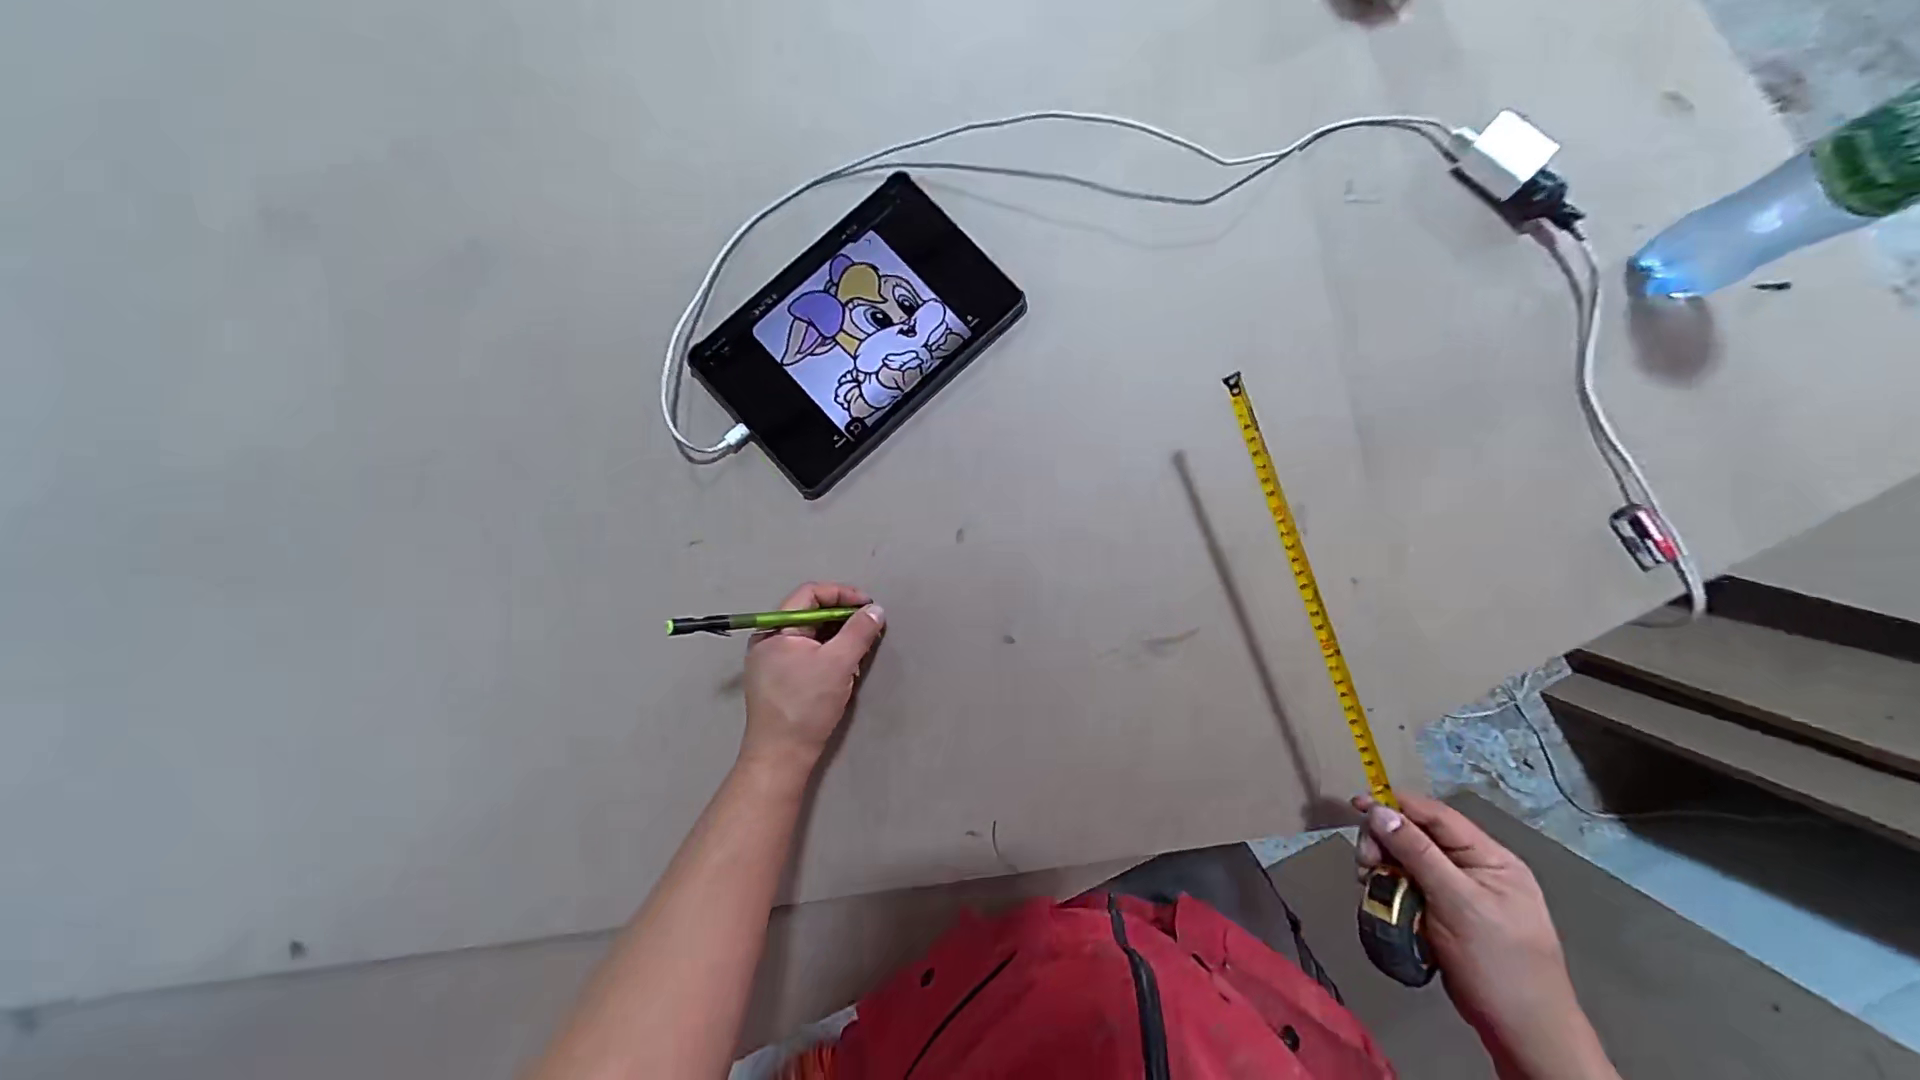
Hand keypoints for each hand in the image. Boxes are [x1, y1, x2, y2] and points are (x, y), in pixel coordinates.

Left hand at [739, 583, 884, 778]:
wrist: (782, 756)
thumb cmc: (806, 705)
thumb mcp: (839, 663)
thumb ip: (859, 632)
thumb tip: (875, 610)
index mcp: (775, 629)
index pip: (810, 594)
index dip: (842, 594)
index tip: (869, 606)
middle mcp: (770, 640)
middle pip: (812, 615)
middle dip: (844, 618)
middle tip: (869, 628)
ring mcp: (773, 662)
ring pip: (813, 637)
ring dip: (840, 638)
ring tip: (860, 652)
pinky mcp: (781, 682)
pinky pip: (809, 655)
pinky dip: (830, 655)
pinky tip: (846, 670)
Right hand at [1353, 794, 1617, 1079]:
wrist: (1521, 1033)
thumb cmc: (1498, 964)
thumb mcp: (1458, 903)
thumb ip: (1418, 853)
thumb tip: (1379, 810)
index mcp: (1491, 859)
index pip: (1436, 816)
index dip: (1396, 805)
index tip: (1356, 805)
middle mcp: (1474, 868)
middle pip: (1417, 836)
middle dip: (1385, 842)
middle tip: (1364, 862)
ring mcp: (1459, 892)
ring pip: (1407, 861)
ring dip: (1383, 866)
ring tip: (1369, 882)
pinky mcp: (1443, 913)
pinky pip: (1408, 885)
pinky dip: (1389, 886)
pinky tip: (1379, 896)